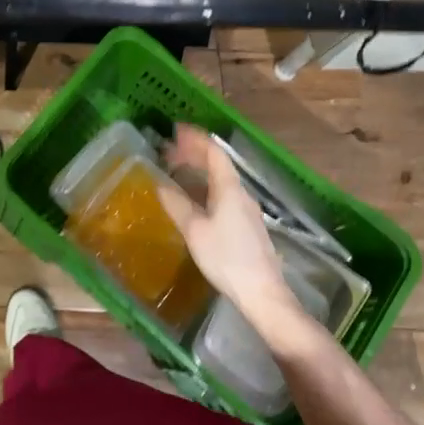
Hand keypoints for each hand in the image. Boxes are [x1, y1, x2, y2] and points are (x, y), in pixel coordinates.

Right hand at [158, 125, 303, 324]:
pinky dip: (206, 187)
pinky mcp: (247, 226)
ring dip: (199, 171)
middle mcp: (241, 193)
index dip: (195, 138)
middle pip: (218, 164)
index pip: (214, 152)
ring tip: (177, 172)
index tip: (175, 130)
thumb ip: (177, 204)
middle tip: (169, 151)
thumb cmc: (226, 258)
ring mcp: (247, 210)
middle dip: (194, 153)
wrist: (263, 294)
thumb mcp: (195, 231)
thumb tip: (160, 183)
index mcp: (229, 188)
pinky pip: (224, 195)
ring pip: (221, 180)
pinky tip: (194, 199)